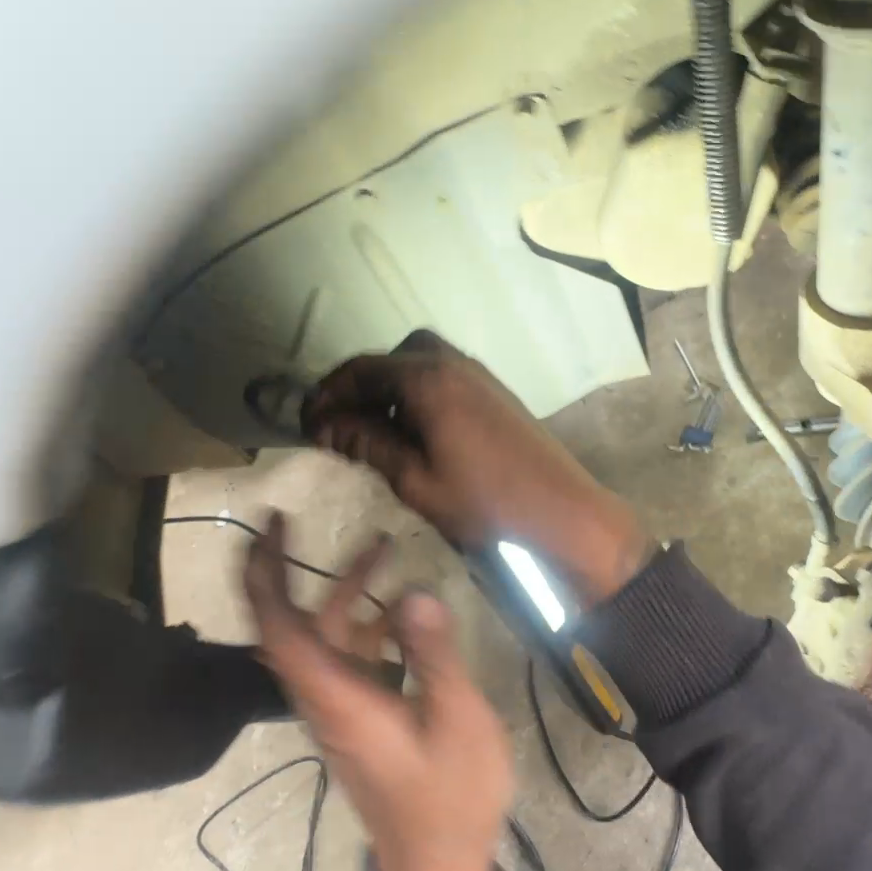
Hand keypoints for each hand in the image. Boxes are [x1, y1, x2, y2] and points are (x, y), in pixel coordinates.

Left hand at [242, 510, 512, 870]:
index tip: (268, 528)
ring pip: (327, 637)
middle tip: (290, 520)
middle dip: (285, 570)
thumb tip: (413, 590)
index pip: (280, 629)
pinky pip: (354, 656)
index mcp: (338, 698)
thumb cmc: (449, 797)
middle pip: (289, 626)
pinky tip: (406, 606)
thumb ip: (433, 655)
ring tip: (385, 545)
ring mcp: (344, 709)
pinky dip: (371, 622)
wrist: (438, 864)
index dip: (264, 575)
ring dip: (345, 590)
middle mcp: (327, 698)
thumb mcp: (456, 721)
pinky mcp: (363, 716)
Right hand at [303, 330, 655, 605]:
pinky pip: (446, 379)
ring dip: (393, 390)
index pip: (361, 369)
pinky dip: (421, 396)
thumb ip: (369, 445)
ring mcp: (481, 376)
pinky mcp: (497, 395)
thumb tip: (327, 426)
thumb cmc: (486, 504)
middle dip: (362, 386)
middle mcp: (454, 364)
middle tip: (343, 425)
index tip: (307, 425)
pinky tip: (416, 434)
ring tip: (376, 434)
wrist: (564, 513)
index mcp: (428, 379)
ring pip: (422, 364)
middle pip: (393, 357)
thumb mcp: (416, 480)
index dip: (328, 394)